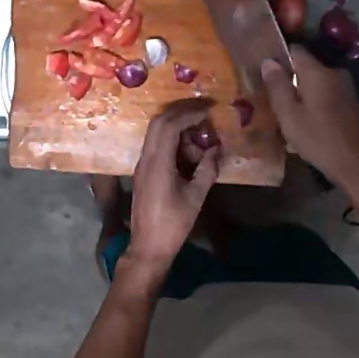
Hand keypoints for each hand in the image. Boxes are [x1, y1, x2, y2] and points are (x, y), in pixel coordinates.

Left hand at [126, 101, 221, 272]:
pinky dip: (171, 139)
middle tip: (203, 111)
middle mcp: (146, 159)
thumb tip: (216, 149)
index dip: (189, 114)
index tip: (208, 111)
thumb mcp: (196, 197)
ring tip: (199, 131)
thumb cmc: (173, 224)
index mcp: (157, 163)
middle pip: (158, 123)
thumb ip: (207, 170)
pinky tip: (188, 148)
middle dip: (181, 113)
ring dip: (176, 126)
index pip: (169, 126)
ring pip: (155, 134)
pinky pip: (155, 146)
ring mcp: (142, 166)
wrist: (148, 247)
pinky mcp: (143, 173)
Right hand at [261, 47, 358, 189]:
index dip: (279, 57)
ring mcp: (345, 87)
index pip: (295, 49)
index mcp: (317, 72)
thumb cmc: (317, 138)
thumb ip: (277, 86)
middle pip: (306, 66)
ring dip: (303, 91)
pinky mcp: (350, 102)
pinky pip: (327, 92)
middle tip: (273, 94)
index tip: (265, 70)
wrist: (354, 163)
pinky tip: (307, 118)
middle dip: (290, 76)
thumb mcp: (289, 114)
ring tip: (288, 109)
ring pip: (317, 81)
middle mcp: (334, 72)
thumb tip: (268, 60)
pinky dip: (315, 100)